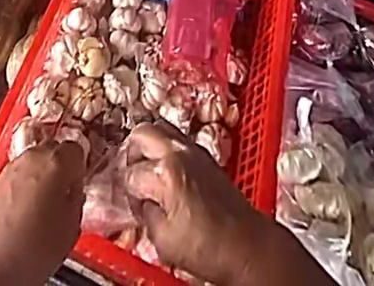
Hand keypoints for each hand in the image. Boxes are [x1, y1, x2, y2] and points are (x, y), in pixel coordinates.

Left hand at [0, 141, 86, 285]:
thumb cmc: (37, 247)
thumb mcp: (72, 224)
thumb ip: (76, 197)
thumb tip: (73, 192)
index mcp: (58, 162)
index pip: (76, 149)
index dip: (78, 168)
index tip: (76, 184)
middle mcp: (34, 157)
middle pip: (53, 150)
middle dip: (59, 167)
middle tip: (60, 193)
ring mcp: (13, 167)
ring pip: (34, 160)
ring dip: (40, 174)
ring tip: (40, 202)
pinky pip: (17, 173)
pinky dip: (22, 183)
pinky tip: (23, 208)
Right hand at [121, 125, 287, 285]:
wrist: (245, 244)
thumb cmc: (208, 247)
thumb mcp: (164, 241)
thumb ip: (146, 215)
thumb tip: (143, 203)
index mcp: (166, 172)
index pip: (132, 173)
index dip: (129, 193)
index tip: (135, 206)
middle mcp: (179, 152)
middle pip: (142, 133)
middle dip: (131, 153)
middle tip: (132, 175)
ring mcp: (194, 149)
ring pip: (161, 127)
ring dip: (149, 145)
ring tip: (147, 169)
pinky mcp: (205, 154)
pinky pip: (177, 137)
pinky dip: (166, 148)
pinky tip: (166, 172)